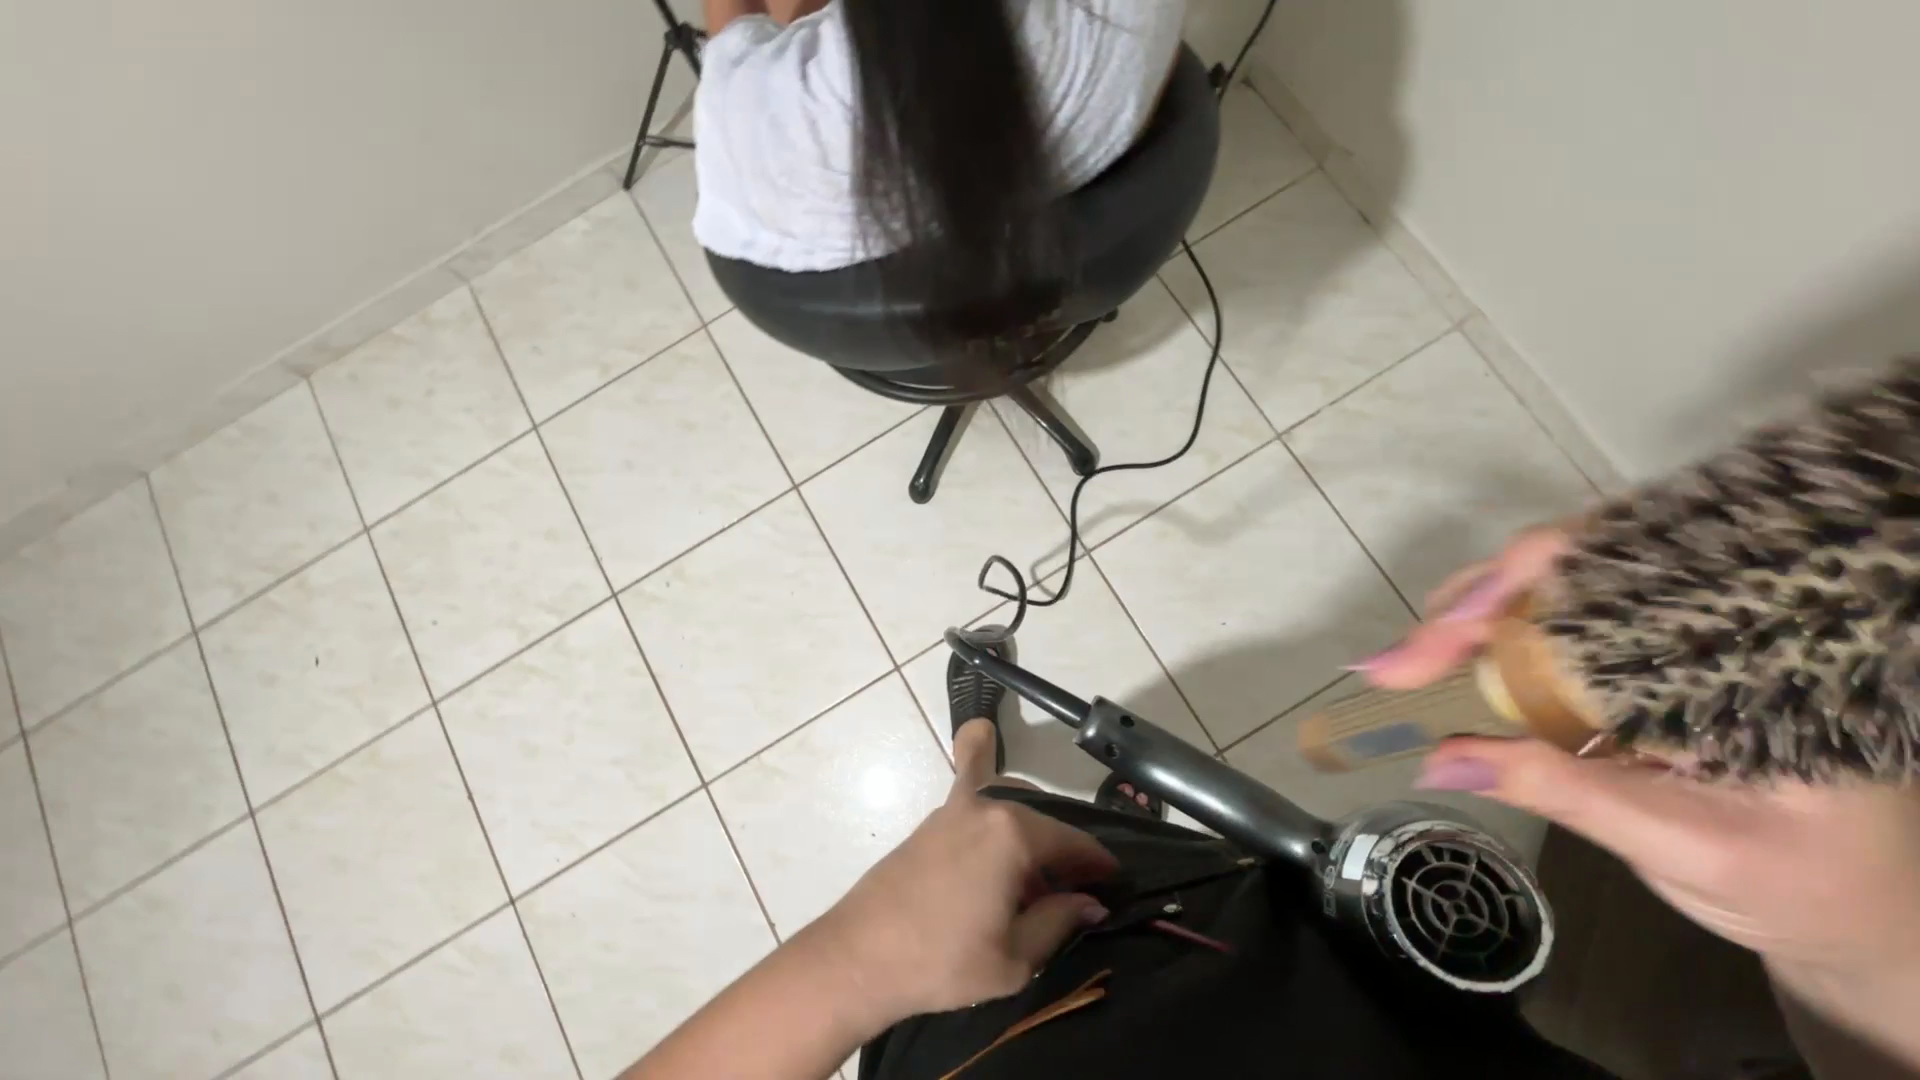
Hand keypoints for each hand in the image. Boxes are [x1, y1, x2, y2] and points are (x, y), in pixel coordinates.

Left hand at [805, 772, 1118, 1030]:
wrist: (859, 958)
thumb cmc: (942, 963)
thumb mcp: (1014, 958)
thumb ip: (1059, 921)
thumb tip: (1091, 901)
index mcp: (1014, 834)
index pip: (1075, 844)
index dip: (1100, 867)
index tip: (1116, 889)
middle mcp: (988, 807)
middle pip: (1044, 822)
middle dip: (1064, 855)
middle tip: (1072, 898)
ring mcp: (955, 808)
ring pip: (1011, 800)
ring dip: (1032, 828)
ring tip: (1036, 876)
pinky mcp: (933, 820)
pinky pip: (968, 778)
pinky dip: (980, 755)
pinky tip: (981, 735)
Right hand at [1365, 526, 1919, 1063]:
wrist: (1848, 911)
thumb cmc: (1795, 884)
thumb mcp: (1689, 848)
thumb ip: (1566, 793)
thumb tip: (1436, 761)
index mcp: (1753, 652)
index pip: (1624, 576)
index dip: (1519, 585)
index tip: (1441, 635)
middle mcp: (1709, 622)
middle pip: (1569, 566)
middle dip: (1469, 604)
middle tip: (1395, 666)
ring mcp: (1667, 637)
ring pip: (1547, 588)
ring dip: (1465, 618)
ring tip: (1406, 665)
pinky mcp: (1633, 660)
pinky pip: (1546, 624)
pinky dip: (1481, 638)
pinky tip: (1442, 662)